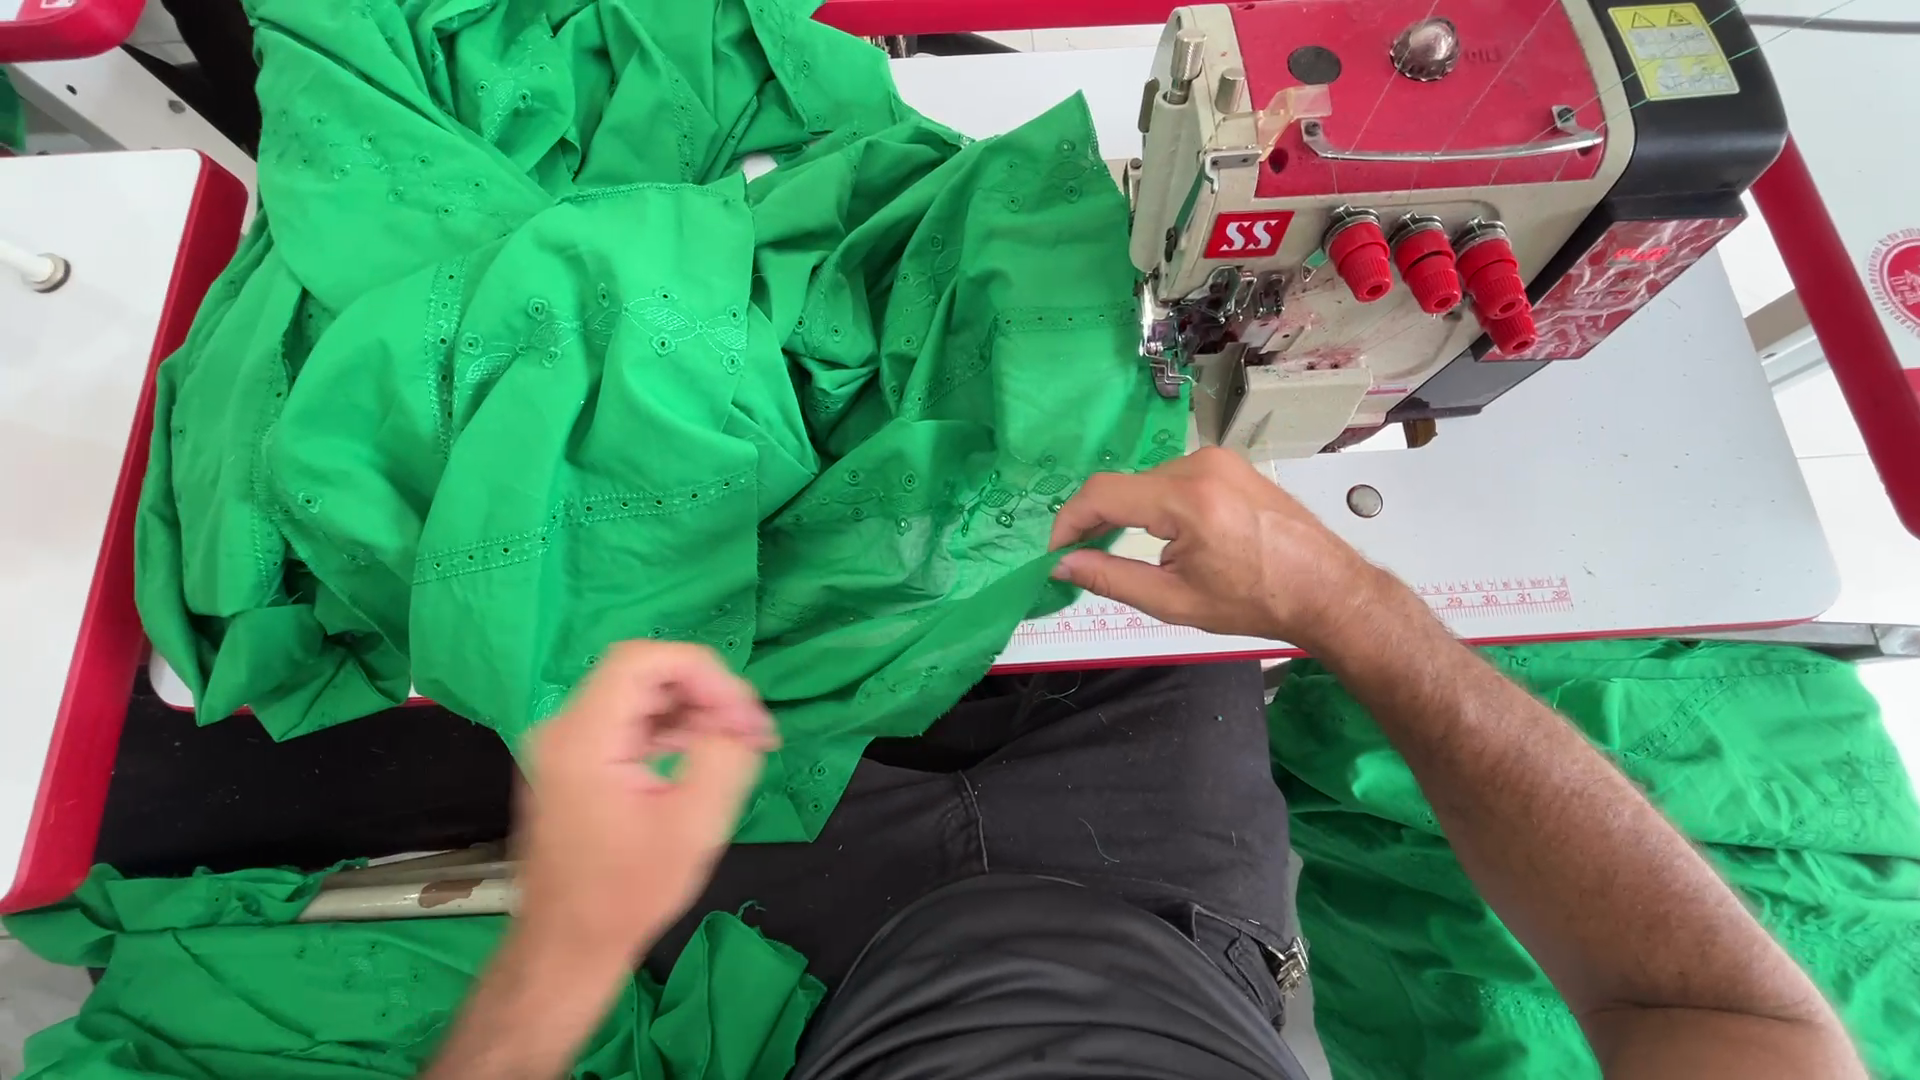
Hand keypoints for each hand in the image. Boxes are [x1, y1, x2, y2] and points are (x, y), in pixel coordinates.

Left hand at [514, 642, 775, 964]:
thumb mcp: (692, 827)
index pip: (644, 660)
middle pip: (646, 672)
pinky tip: (706, 752)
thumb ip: (723, 758)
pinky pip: (633, 719)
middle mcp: (566, 728)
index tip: (741, 713)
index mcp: (584, 737)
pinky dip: (675, 726)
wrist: (567, 948)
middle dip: (706, 691)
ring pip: (643, 693)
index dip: (703, 672)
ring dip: (695, 707)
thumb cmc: (627, 894)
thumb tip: (739, 722)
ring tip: (738, 741)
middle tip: (749, 730)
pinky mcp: (578, 760)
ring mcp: (569, 743)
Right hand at [1048, 447, 1401, 646]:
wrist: (1326, 590)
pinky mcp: (1230, 464)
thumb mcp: (1173, 600)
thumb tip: (1062, 564)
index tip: (1056, 551)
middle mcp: (1200, 465)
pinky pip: (1173, 478)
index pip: (1102, 494)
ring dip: (1128, 513)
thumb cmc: (1253, 602)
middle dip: (1097, 521)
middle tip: (1081, 557)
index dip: (1068, 521)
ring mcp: (1218, 459)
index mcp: (1187, 498)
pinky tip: (1161, 533)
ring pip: (1147, 482)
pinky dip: (1155, 504)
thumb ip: (1109, 578)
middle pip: (1124, 486)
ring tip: (1125, 549)